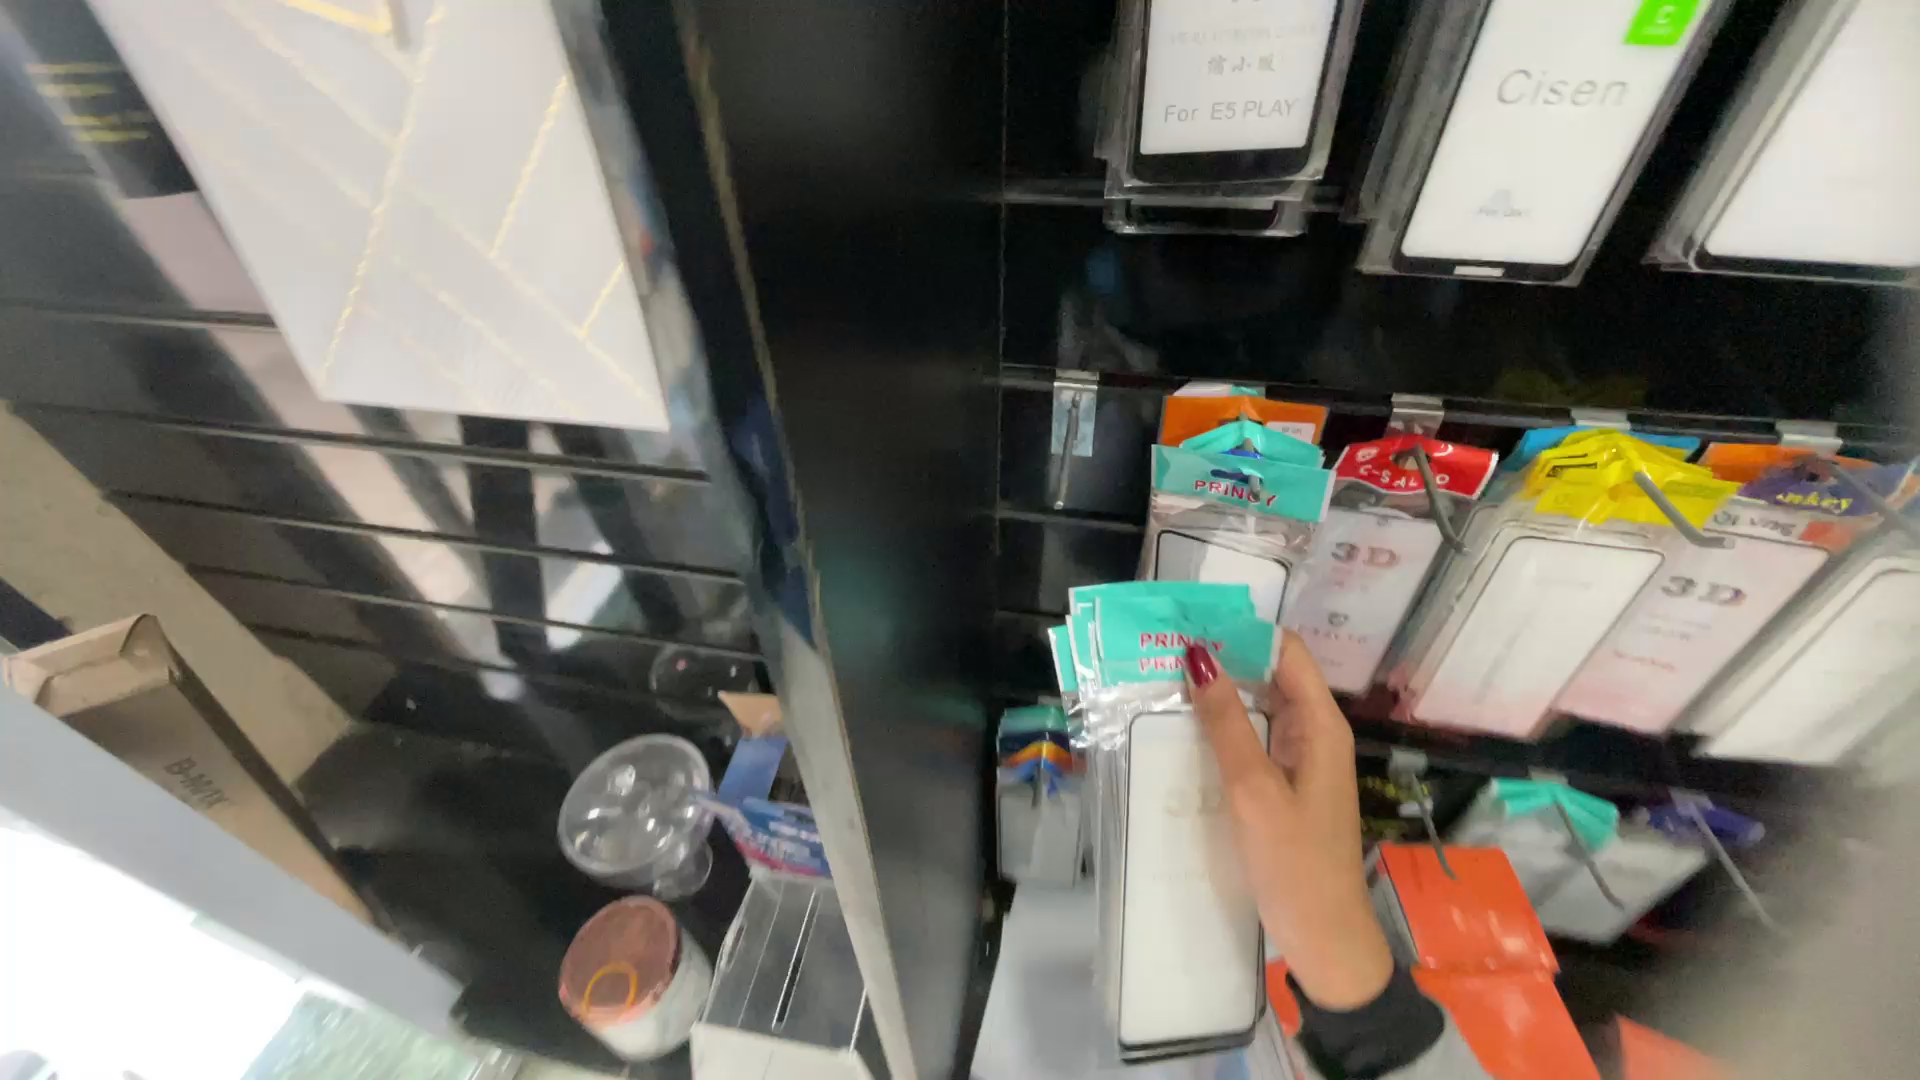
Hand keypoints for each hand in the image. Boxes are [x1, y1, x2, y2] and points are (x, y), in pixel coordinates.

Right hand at [1183, 632, 1393, 1010]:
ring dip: (1220, 692)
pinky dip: (1224, 725)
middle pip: (1270, 674)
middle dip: (1224, 658)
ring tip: (1165, 680)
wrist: (1323, 937)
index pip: (1287, 651)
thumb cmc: (1294, 861)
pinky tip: (1186, 727)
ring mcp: (1299, 758)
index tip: (1193, 624)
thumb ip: (1226, 723)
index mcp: (1320, 725)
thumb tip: (1197, 656)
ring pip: (1258, 706)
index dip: (1243, 632)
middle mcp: (1314, 732)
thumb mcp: (1253, 788)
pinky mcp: (1283, 782)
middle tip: (1166, 651)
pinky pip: (1253, 737)